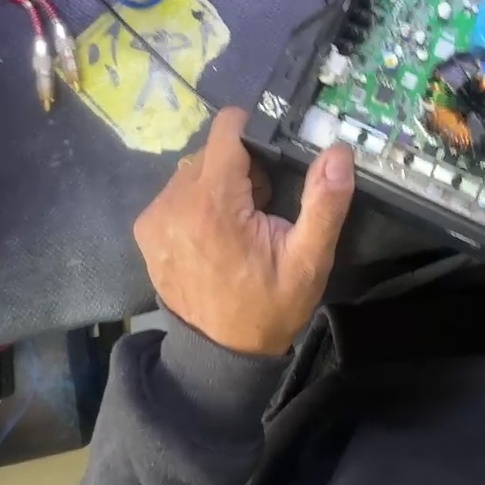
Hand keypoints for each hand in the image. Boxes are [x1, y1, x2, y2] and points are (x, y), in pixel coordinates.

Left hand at [134, 107, 355, 356]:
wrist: (220, 356)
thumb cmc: (269, 306)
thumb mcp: (309, 261)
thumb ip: (324, 203)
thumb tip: (338, 153)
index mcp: (213, 203)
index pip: (228, 128)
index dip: (256, 133)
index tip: (276, 161)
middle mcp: (174, 201)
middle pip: (214, 149)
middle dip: (243, 167)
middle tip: (263, 207)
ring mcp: (155, 215)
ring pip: (195, 168)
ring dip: (221, 182)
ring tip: (241, 224)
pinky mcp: (146, 228)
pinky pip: (178, 190)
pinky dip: (200, 200)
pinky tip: (216, 233)